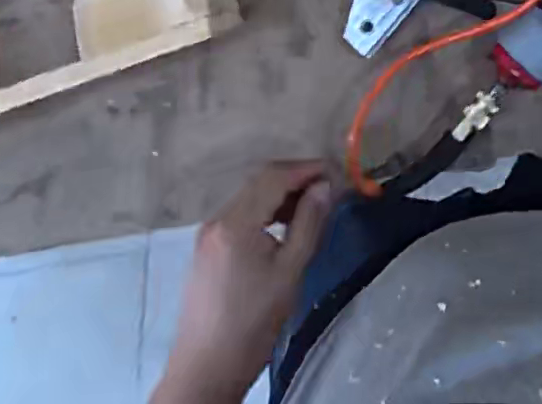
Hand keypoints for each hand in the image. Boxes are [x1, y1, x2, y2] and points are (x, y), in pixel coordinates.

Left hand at [152, 162, 334, 403]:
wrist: (204, 372)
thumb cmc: (252, 324)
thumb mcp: (290, 272)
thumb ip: (309, 223)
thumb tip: (325, 185)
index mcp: (235, 222)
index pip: (274, 176)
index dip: (307, 169)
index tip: (336, 171)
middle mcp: (218, 218)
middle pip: (261, 181)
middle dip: (296, 178)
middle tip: (328, 187)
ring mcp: (209, 232)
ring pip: (251, 195)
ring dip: (281, 193)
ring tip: (312, 205)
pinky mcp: (208, 247)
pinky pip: (241, 213)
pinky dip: (266, 209)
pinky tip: (284, 224)